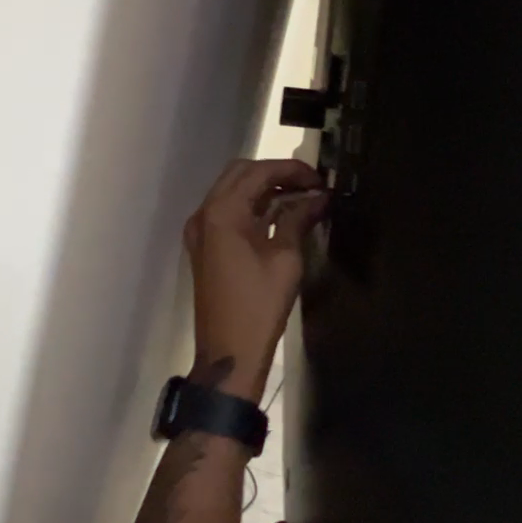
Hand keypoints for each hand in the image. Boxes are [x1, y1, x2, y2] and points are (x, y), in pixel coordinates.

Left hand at [182, 159, 327, 388]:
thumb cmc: (259, 305)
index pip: (258, 172)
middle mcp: (204, 214)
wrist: (229, 352)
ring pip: (232, 192)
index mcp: (221, 213)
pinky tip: (282, 214)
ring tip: (302, 197)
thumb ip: (298, 219)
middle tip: (310, 186)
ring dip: (264, 189)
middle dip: (276, 174)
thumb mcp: (285, 258)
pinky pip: (227, 212)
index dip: (291, 170)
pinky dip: (252, 207)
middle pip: (240, 174)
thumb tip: (319, 197)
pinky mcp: (204, 245)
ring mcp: (201, 230)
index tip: (320, 178)